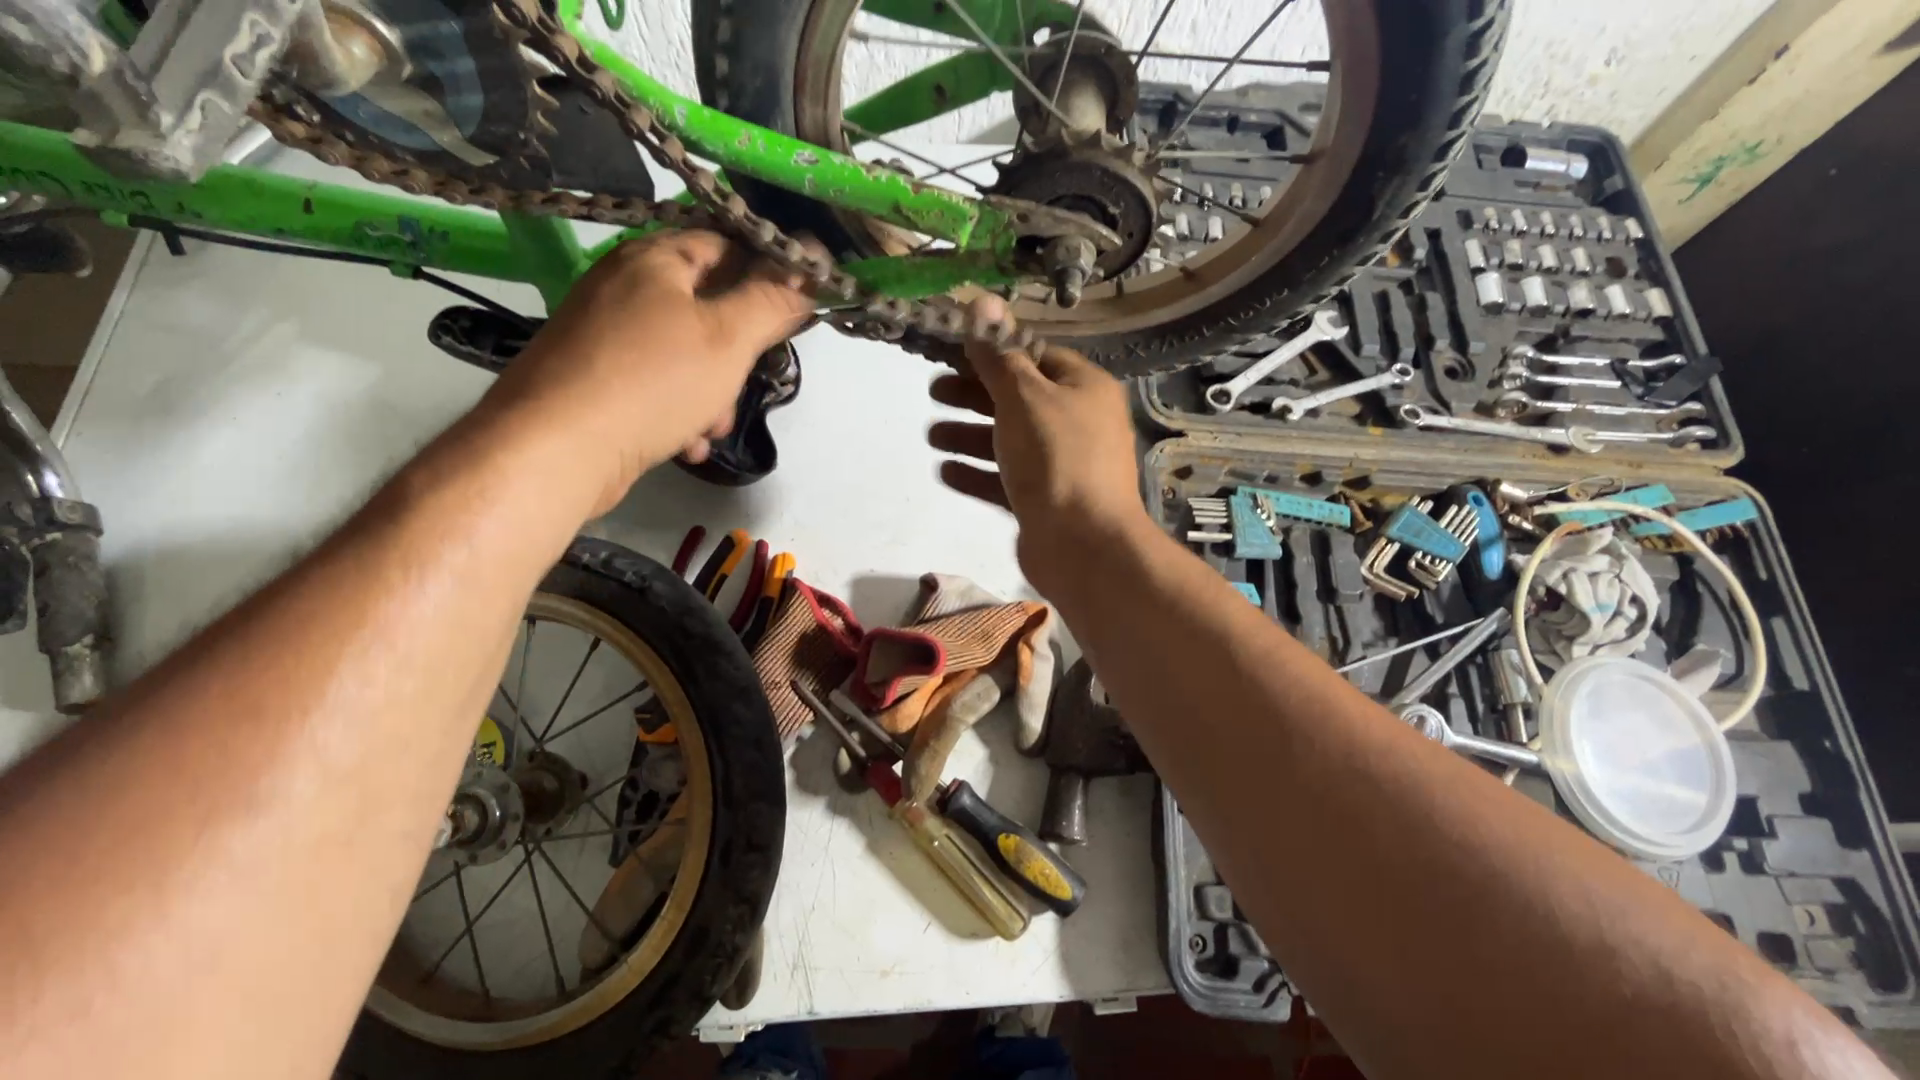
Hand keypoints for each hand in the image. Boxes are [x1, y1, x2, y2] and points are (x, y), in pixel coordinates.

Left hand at [482, 230, 813, 512]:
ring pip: (684, 353)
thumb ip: (774, 300)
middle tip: (751, 380)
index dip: (769, 274)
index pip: (728, 244)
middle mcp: (624, 286)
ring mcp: (604, 333)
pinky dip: (677, 411)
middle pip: (708, 305)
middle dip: (739, 351)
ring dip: (713, 392)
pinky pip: (653, 384)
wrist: (554, 450)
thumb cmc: (652, 381)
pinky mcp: (593, 378)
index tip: (796, 314)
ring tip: (713, 427)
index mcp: (655, 259)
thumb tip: (810, 268)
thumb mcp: (730, 339)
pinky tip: (686, 445)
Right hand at [927, 297, 1149, 591]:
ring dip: (970, 434)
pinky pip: (1007, 479)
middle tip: (933, 391)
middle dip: (974, 394)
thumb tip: (981, 299)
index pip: (1037, 356)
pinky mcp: (1045, 501)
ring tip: (932, 435)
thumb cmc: (1057, 458)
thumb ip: (998, 354)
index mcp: (1084, 387)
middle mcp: (1077, 422)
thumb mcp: (1023, 396)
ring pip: (1009, 441)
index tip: (954, 353)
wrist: (1084, 545)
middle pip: (1018, 398)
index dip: (995, 352)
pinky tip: (946, 471)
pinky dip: (978, 472)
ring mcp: (1062, 465)